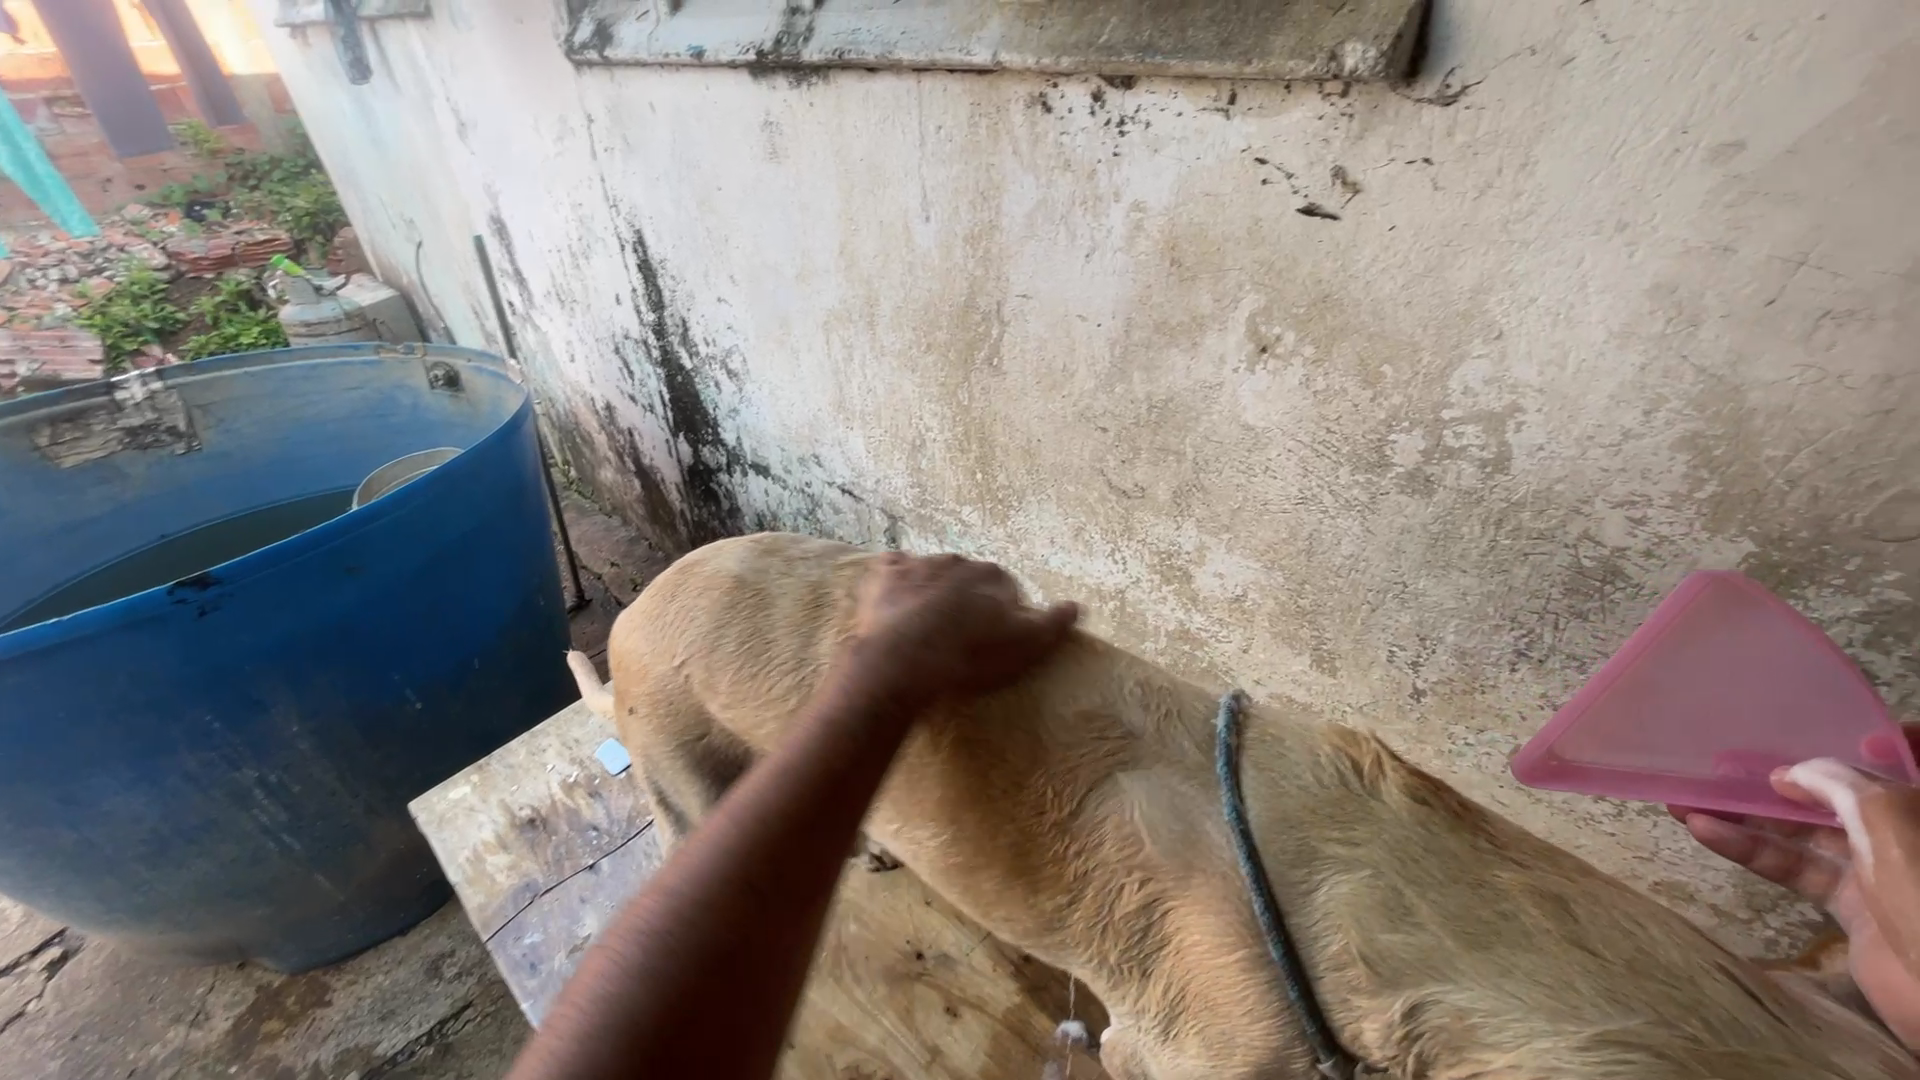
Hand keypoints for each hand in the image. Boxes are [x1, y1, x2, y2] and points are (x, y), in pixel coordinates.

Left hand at [844, 552, 1079, 707]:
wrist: (906, 660)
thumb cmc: (971, 656)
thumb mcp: (1025, 647)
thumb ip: (1052, 624)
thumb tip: (1075, 606)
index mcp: (993, 576)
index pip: (1005, 587)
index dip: (999, 612)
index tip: (992, 636)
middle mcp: (958, 561)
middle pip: (967, 578)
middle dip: (965, 598)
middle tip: (958, 633)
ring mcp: (919, 565)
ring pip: (930, 572)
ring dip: (931, 591)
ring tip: (924, 625)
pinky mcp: (885, 575)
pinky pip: (892, 568)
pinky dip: (895, 581)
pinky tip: (894, 601)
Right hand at [1674, 756, 1919, 1049]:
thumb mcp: (1890, 824)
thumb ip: (1838, 784)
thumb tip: (1789, 770)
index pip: (1912, 758)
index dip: (1870, 738)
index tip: (1814, 724)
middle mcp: (1912, 834)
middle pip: (1844, 794)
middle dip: (1784, 776)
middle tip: (1725, 761)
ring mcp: (1886, 872)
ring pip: (1808, 831)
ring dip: (1748, 814)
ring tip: (1687, 797)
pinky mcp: (1856, 905)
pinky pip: (1795, 867)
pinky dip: (1748, 849)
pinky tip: (1702, 831)